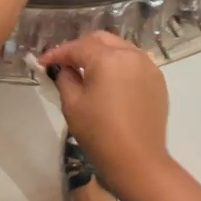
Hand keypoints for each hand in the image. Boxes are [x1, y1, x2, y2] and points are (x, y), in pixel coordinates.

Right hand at [38, 32, 172, 180]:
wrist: (137, 159)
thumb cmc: (99, 132)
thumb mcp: (72, 104)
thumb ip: (66, 78)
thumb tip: (66, 69)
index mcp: (108, 58)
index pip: (78, 47)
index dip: (58, 53)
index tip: (42, 63)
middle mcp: (131, 55)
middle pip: (101, 40)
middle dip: (81, 48)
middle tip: (65, 63)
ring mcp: (149, 67)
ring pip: (120, 49)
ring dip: (102, 54)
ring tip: (87, 71)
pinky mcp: (158, 81)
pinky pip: (134, 63)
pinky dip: (119, 66)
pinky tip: (109, 82)